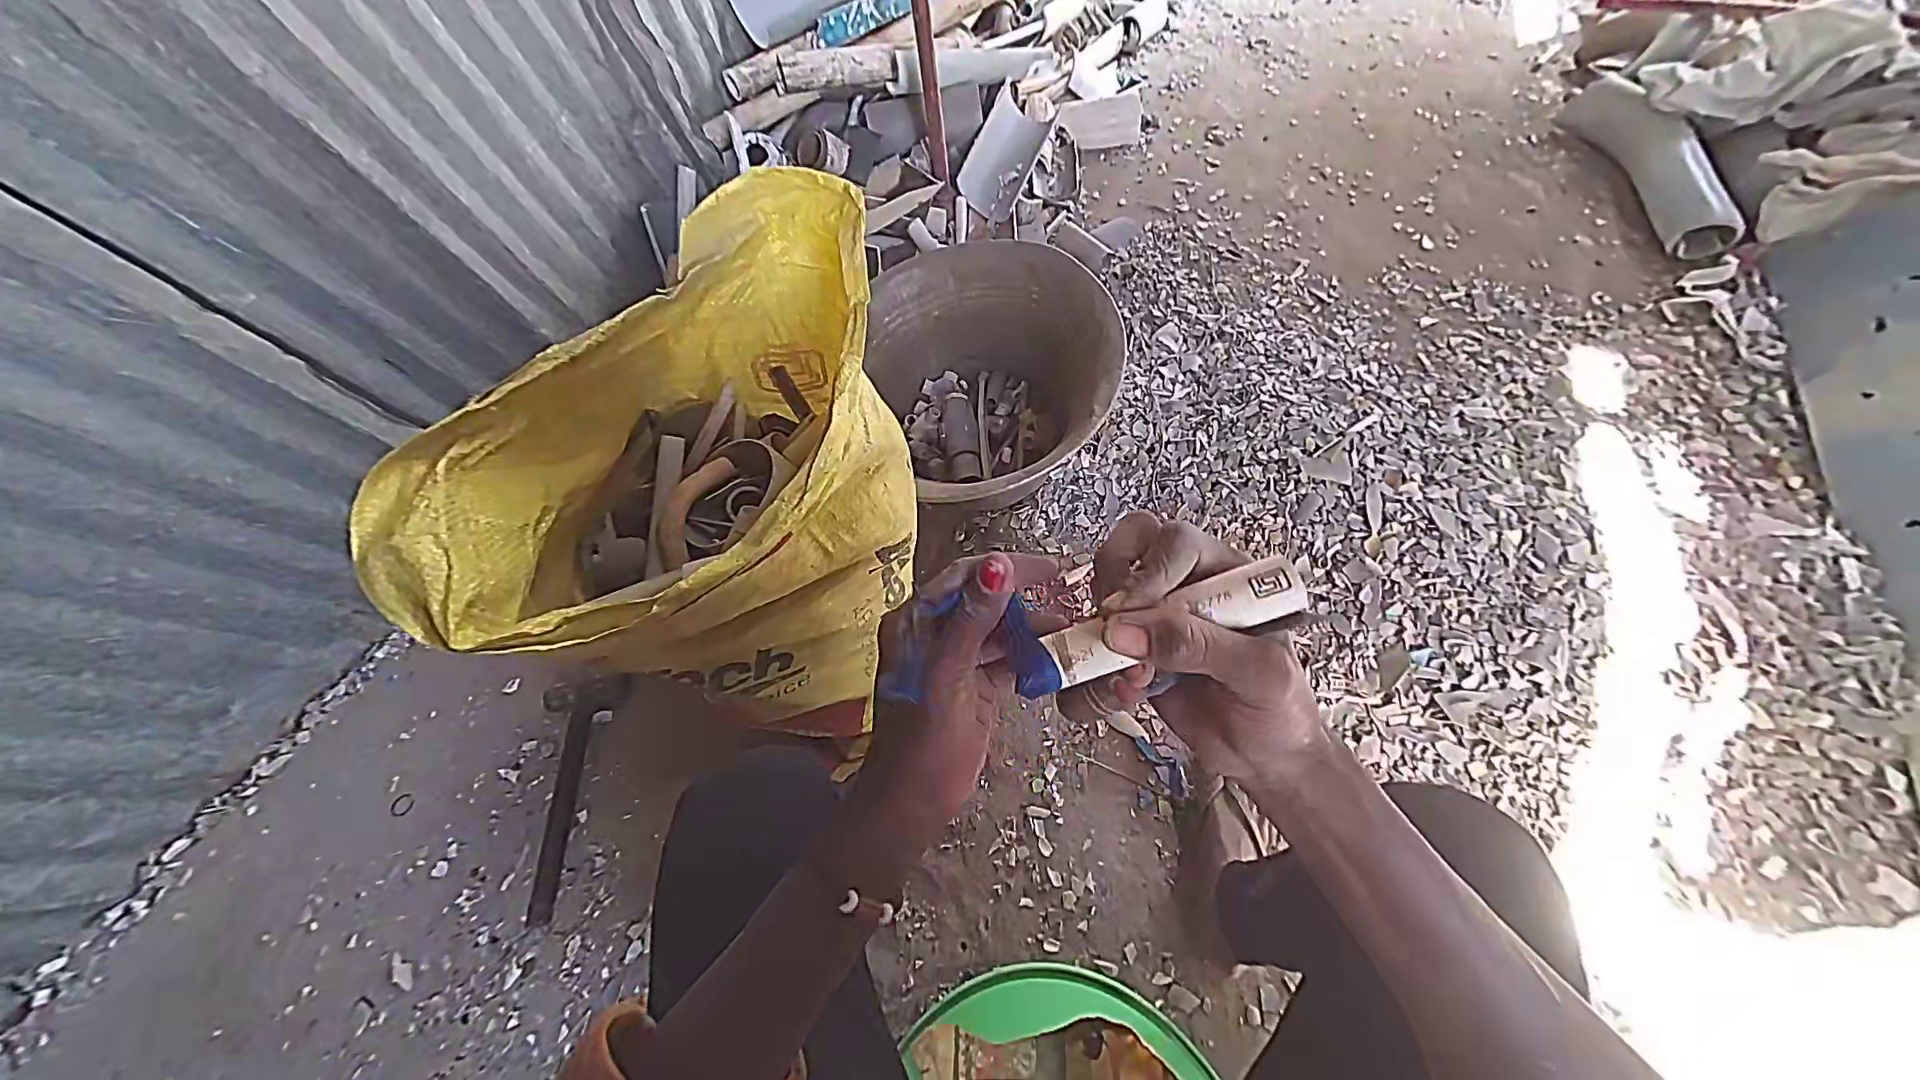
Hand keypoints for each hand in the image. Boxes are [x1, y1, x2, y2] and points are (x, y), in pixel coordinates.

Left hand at [843, 553, 1063, 881]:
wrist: (914, 803)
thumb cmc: (923, 741)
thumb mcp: (949, 674)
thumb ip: (973, 620)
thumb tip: (998, 567)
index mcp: (915, 622)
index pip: (964, 577)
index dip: (1008, 567)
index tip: (1051, 567)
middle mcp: (934, 634)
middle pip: (985, 601)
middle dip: (1025, 601)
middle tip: (1068, 599)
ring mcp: (955, 660)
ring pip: (999, 632)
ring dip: (1032, 632)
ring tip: (1068, 633)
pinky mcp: (974, 685)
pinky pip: (1006, 660)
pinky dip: (1029, 660)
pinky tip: (1053, 661)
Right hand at [1080, 513, 1326, 785]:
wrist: (1266, 760)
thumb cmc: (1281, 709)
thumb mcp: (1259, 673)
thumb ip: (1198, 644)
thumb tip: (1127, 629)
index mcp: (1226, 576)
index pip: (1176, 543)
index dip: (1149, 571)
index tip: (1131, 608)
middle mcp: (1185, 588)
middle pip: (1127, 552)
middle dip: (1113, 590)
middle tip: (1115, 630)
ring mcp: (1153, 621)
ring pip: (1102, 599)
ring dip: (1103, 638)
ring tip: (1134, 678)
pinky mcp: (1132, 653)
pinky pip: (1095, 649)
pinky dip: (1096, 674)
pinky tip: (1126, 695)